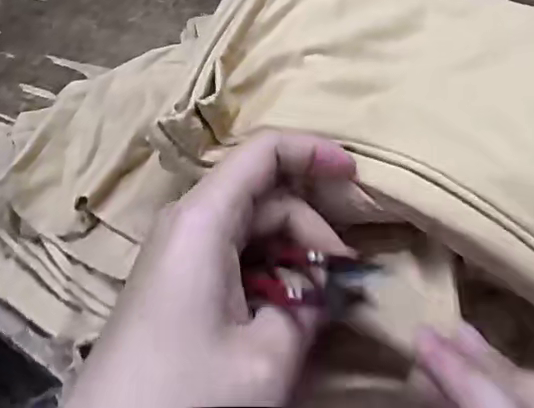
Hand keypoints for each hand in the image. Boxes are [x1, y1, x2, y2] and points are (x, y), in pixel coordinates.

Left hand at [63, 131, 368, 407]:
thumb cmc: (186, 392)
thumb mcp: (263, 361)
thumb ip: (306, 313)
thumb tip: (323, 290)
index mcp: (203, 217)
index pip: (262, 152)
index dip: (311, 150)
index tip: (355, 173)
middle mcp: (189, 218)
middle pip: (262, 194)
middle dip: (310, 225)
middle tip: (346, 280)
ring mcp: (180, 245)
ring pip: (250, 225)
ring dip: (292, 252)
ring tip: (320, 303)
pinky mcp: (178, 274)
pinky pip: (233, 252)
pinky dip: (268, 271)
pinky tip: (286, 312)